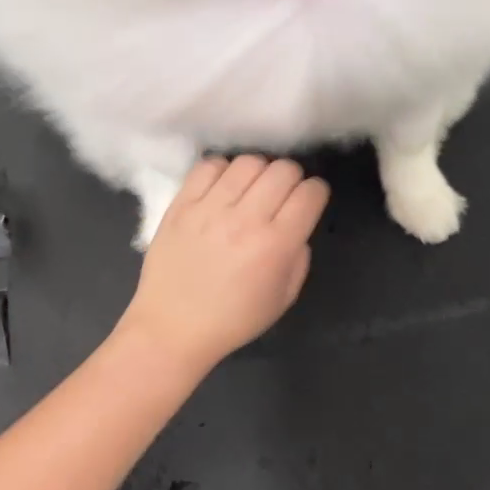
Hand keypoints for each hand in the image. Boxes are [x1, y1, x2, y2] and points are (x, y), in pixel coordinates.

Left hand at [118, 156, 328, 368]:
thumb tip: (296, 224)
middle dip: (292, 178)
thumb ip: (299, 255)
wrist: (173, 328)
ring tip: (252, 190)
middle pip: (283, 169)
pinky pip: (209, 165)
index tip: (310, 201)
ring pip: (248, 162)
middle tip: (283, 195)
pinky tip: (223, 189)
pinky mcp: (181, 205)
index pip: (310, 193)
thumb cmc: (234, 319)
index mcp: (275, 246)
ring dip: (259, 172)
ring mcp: (209, 209)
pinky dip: (223, 171)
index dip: (316, 193)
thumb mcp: (285, 296)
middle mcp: (245, 220)